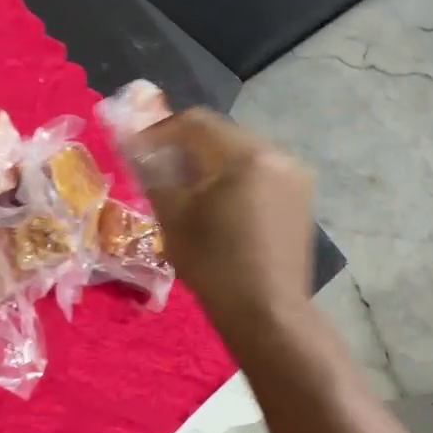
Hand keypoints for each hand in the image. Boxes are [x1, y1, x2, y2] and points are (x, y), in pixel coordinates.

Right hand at [112, 108, 314, 327]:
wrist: (265, 309)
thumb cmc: (212, 261)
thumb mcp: (171, 215)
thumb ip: (151, 173)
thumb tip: (133, 147)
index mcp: (245, 156)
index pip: (195, 122)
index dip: (158, 131)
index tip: (133, 149)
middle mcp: (277, 155)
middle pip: (219, 135)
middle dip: (183, 148)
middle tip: (154, 170)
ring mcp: (294, 176)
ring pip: (239, 155)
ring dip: (206, 164)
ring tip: (182, 190)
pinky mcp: (299, 198)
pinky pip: (257, 174)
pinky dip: (230, 180)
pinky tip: (213, 206)